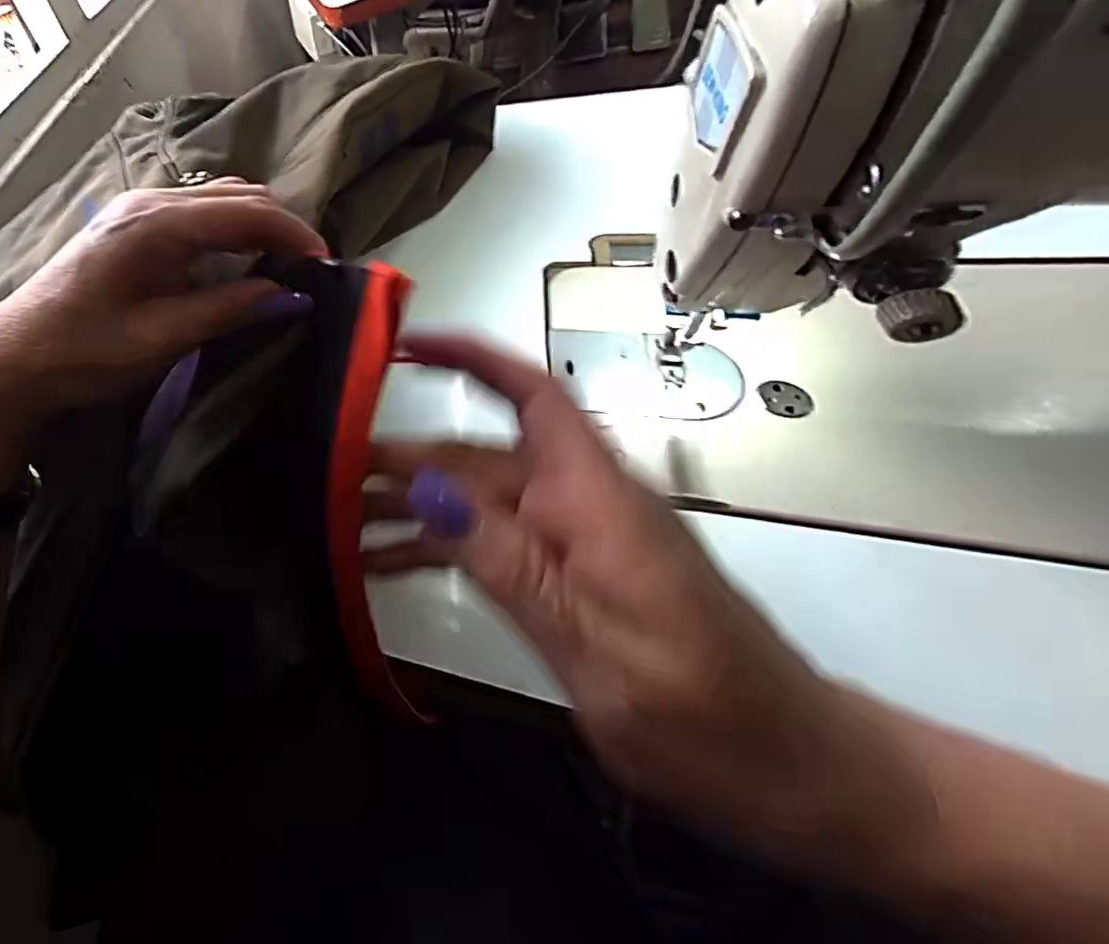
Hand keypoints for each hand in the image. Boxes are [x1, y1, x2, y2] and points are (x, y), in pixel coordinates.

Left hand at [0, 182, 325, 493]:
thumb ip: (228, 310)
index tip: (328, 267)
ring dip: (261, 228)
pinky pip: (202, 214)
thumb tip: (292, 296)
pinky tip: (246, 262)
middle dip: (283, 229)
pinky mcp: (136, 225)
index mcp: (154, 224)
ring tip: (287, 269)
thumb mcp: (160, 339)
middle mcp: (150, 202)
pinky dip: (235, 232)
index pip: (245, 212)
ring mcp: (140, 209)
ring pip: (222, 201)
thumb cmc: (81, 353)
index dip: (294, 235)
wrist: (12, 360)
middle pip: (238, 197)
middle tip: (313, 273)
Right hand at [365, 335, 930, 868]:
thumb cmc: (705, 710)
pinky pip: (492, 547)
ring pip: (477, 504)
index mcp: (595, 498)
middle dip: (407, 456)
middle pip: (482, 457)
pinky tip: (385, 564)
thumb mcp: (595, 644)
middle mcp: (579, 504)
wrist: (780, 764)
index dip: (471, 359)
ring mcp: (572, 543)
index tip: (407, 343)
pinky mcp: (568, 579)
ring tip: (339, 521)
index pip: (530, 397)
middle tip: (328, 471)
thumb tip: (427, 489)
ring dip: (412, 507)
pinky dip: (441, 548)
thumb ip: (509, 563)